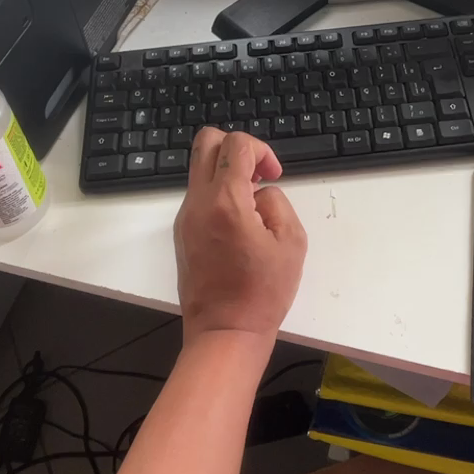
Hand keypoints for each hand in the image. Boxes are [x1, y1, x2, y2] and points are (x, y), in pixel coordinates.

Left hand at [174, 129, 306, 341]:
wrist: (225, 332)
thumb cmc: (263, 293)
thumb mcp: (291, 242)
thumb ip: (277, 202)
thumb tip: (260, 194)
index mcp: (226, 201)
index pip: (236, 144)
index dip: (262, 150)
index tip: (275, 175)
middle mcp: (198, 202)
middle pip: (206, 141)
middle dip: (237, 147)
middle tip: (258, 174)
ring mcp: (186, 217)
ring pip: (200, 168)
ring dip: (227, 171)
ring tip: (252, 203)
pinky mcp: (182, 232)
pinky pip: (198, 194)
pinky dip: (219, 193)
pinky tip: (239, 223)